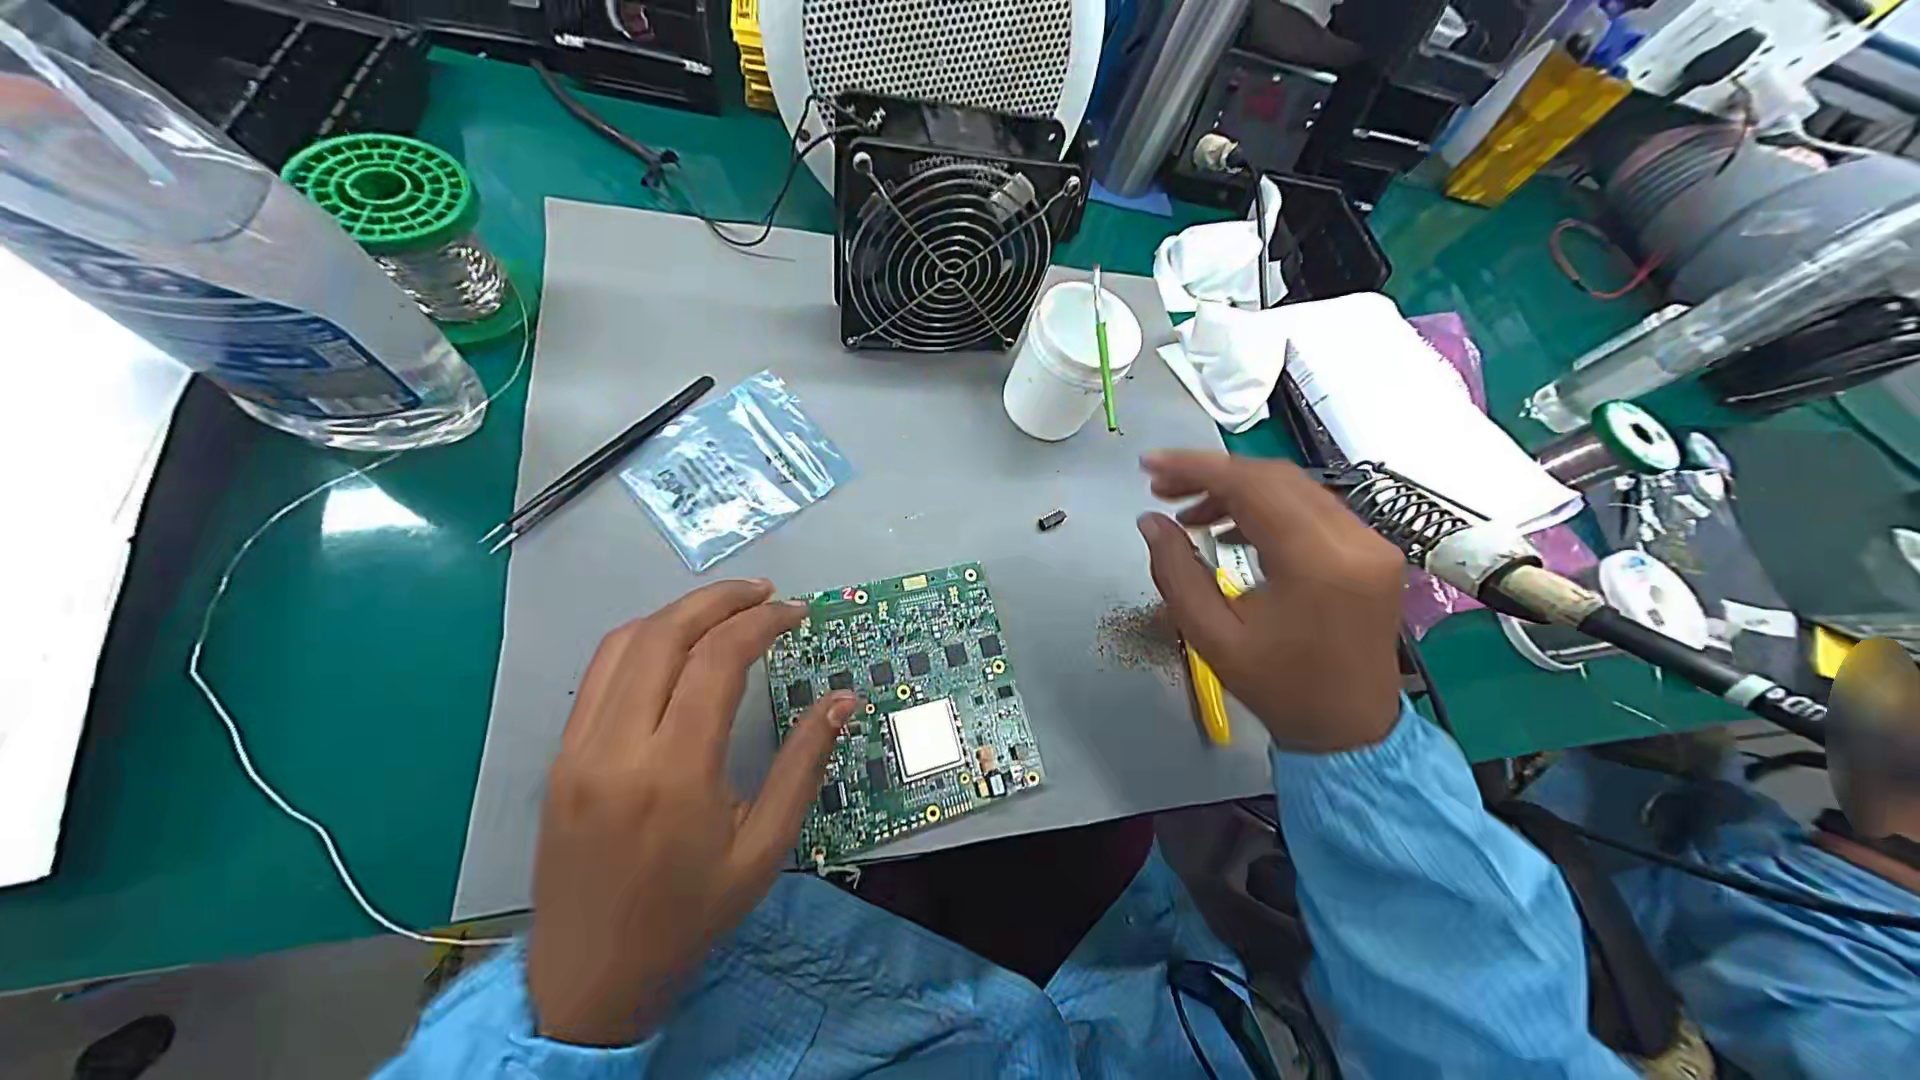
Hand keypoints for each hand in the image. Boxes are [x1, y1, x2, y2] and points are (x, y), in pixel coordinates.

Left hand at [527, 579, 854, 1045]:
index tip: (795, 612)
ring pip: (624, 643)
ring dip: (678, 612)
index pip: (717, 661)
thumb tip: (843, 700)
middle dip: (719, 600)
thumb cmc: (691, 914)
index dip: (761, 623)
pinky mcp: (559, 755)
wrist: (589, 978)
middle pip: (665, 635)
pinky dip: (643, 639)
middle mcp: (618, 746)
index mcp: (675, 772)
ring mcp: (578, 747)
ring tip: (726, 608)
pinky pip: (599, 673)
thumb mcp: (765, 846)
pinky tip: (676, 643)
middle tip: (764, 592)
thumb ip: (804, 764)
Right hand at [1137, 451, 1404, 752]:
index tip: (1149, 465)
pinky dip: (1267, 507)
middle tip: (1161, 487)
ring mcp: (1370, 543)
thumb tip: (1150, 521)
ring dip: (1238, 490)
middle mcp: (1354, 540)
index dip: (1195, 468)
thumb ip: (1176, 571)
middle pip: (1274, 478)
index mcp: (1316, 562)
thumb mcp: (1212, 636)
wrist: (1351, 730)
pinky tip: (1231, 526)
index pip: (1252, 487)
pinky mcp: (1372, 551)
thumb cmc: (1279, 688)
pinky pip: (1312, 509)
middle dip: (1212, 474)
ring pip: (1294, 488)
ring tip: (1189, 512)